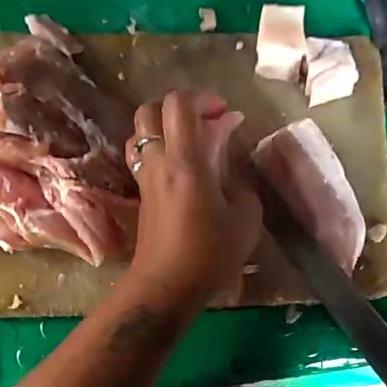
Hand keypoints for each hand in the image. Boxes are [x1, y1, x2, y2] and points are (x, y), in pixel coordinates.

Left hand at [124, 90, 262, 301]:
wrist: (166, 287)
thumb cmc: (210, 254)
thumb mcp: (245, 219)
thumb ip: (242, 185)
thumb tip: (232, 170)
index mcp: (185, 161)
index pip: (179, 105)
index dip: (203, 99)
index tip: (225, 115)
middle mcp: (158, 163)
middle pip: (150, 110)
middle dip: (179, 108)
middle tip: (207, 124)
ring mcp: (145, 179)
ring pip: (140, 134)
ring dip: (164, 129)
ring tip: (190, 144)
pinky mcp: (141, 197)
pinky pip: (142, 158)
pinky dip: (159, 151)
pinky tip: (180, 170)